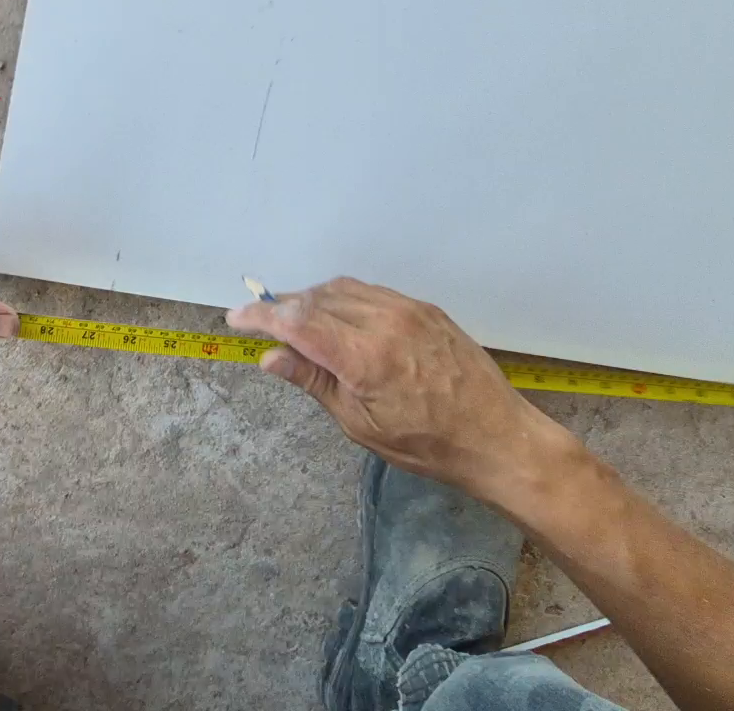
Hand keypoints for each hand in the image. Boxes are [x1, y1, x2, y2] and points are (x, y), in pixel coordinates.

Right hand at [227, 278, 578, 500]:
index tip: (235, 317)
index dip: (260, 315)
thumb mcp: (359, 424)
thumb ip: (312, 380)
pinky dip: (341, 298)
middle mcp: (383, 321)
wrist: (498, 438)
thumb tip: (270, 356)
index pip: (297, 320)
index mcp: (364, 356)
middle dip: (282, 307)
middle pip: (314, 298)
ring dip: (310, 299)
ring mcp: (407, 309)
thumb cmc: (425, 444)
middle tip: (262, 325)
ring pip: (341, 288)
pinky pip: (369, 291)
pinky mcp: (423, 307)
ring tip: (296, 321)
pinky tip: (336, 318)